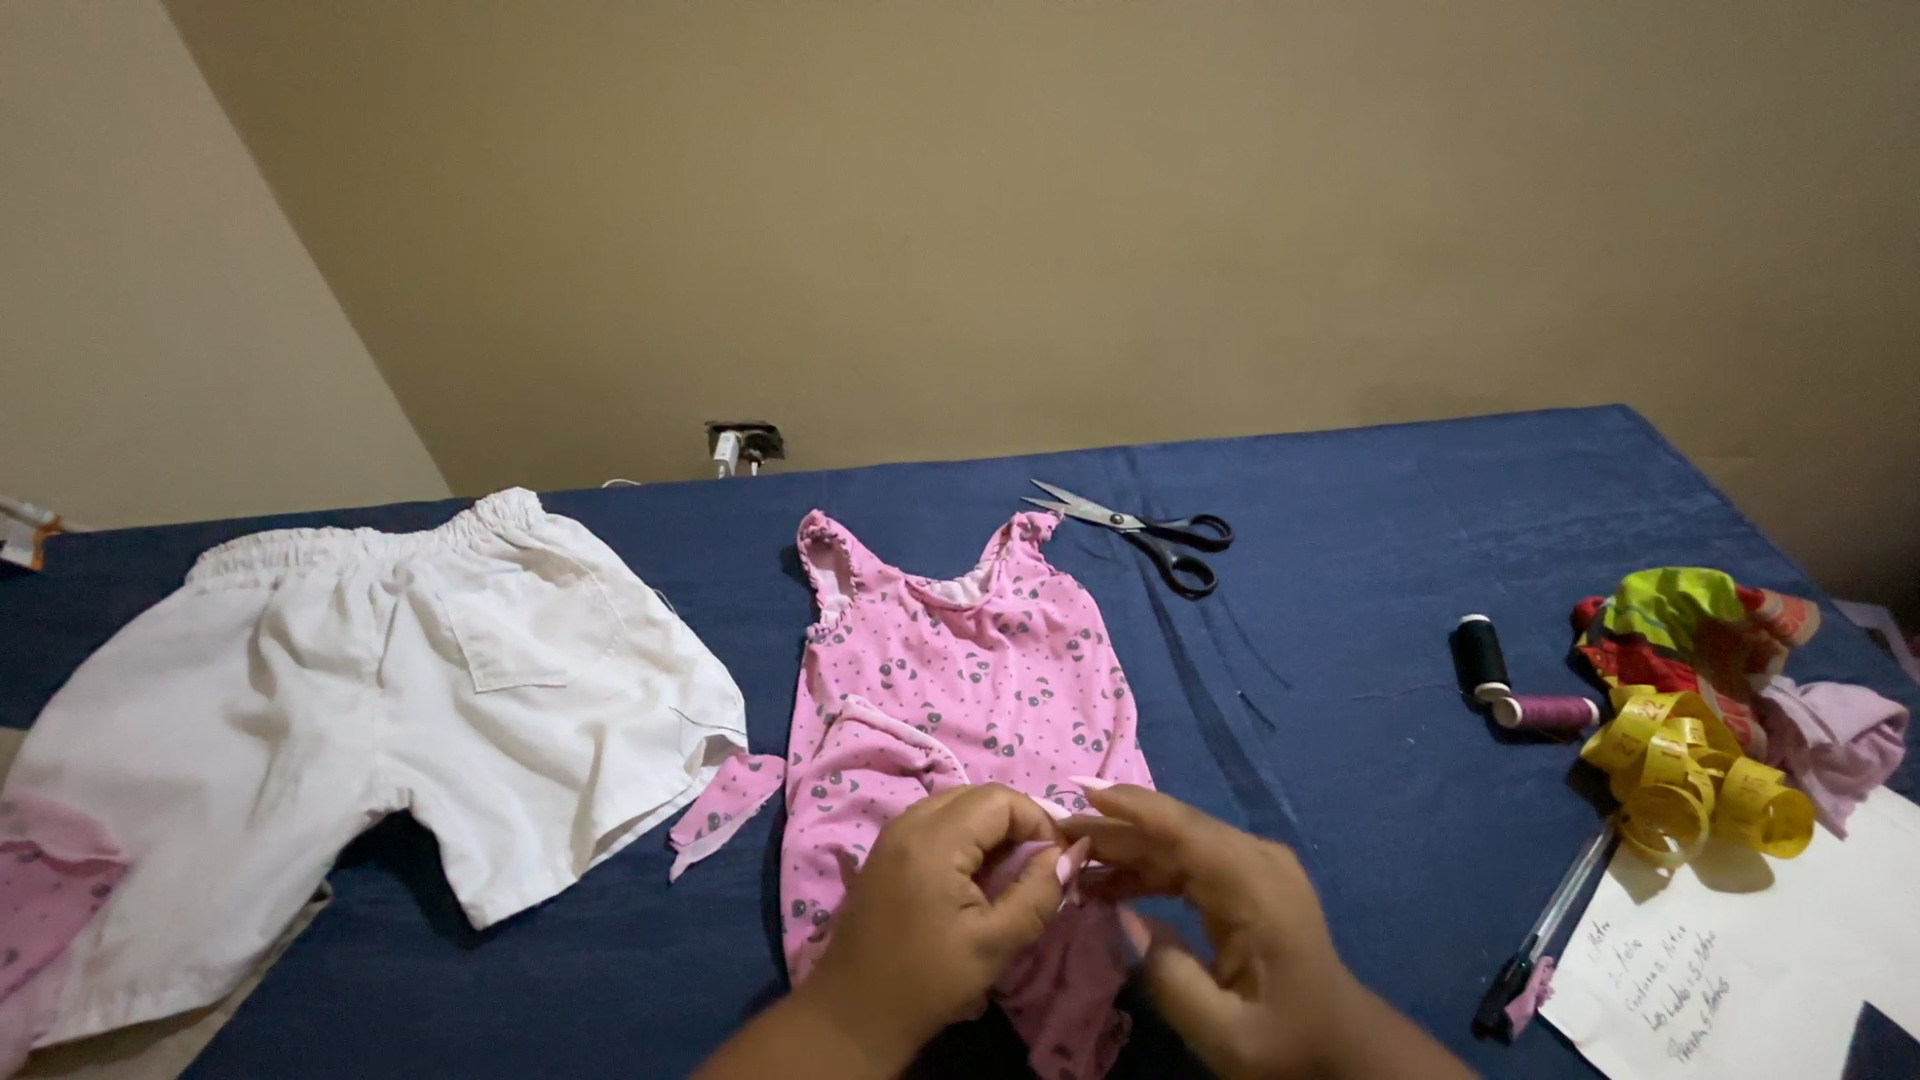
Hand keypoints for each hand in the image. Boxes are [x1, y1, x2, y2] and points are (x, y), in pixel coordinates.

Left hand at [798, 783, 1067, 1066]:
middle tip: (1036, 865)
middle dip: (1016, 822)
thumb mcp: (995, 944)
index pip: (1000, 798)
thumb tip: (1073, 853)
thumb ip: (1038, 892)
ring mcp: (893, 832)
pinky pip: (936, 820)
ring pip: (957, 804)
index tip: (1057, 859)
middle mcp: (909, 821)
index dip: (1038, 820)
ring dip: (991, 828)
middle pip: (978, 795)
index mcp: (934, 840)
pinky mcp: (886, 848)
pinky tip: (974, 876)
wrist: (853, 1014)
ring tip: (1008, 873)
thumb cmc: (927, 981)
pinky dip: (965, 835)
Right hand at [1063, 785, 1473, 1079]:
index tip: (1082, 792)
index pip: (1184, 830)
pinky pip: (1187, 859)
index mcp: (1255, 887)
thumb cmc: (1289, 1044)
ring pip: (1175, 842)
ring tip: (1075, 865)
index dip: (1131, 806)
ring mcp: (1253, 864)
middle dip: (1114, 830)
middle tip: (1058, 837)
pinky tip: (1110, 885)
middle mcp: (1256, 859)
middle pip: (1173, 830)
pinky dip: (1147, 868)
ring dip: (1125, 851)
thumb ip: (1167, 975)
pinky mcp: (1245, 876)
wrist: (1345, 1048)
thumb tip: (1125, 917)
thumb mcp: (1224, 1033)